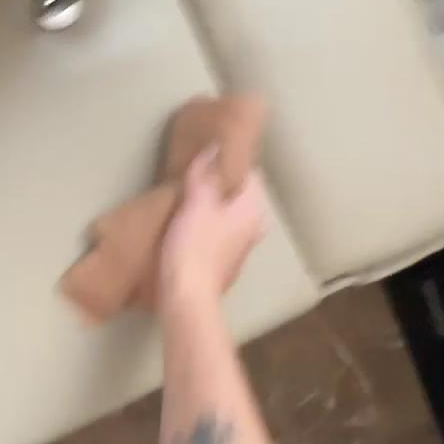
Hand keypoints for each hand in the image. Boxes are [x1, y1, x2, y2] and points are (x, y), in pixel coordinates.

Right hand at [159, 146, 268, 310]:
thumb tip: (213, 148)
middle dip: (222, 182)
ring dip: (215, 202)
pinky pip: (222, 228)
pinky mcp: (226, 257)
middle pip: (240, 193)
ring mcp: (242, 243)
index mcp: (252, 208)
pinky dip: (211, 220)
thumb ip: (203, 177)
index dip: (230, 161)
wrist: (189, 295)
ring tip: (190, 195)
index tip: (208, 154)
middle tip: (195, 173)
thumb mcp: (195, 207)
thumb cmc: (193, 248)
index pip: (249, 173)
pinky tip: (191, 222)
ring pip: (231, 212)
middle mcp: (254, 224)